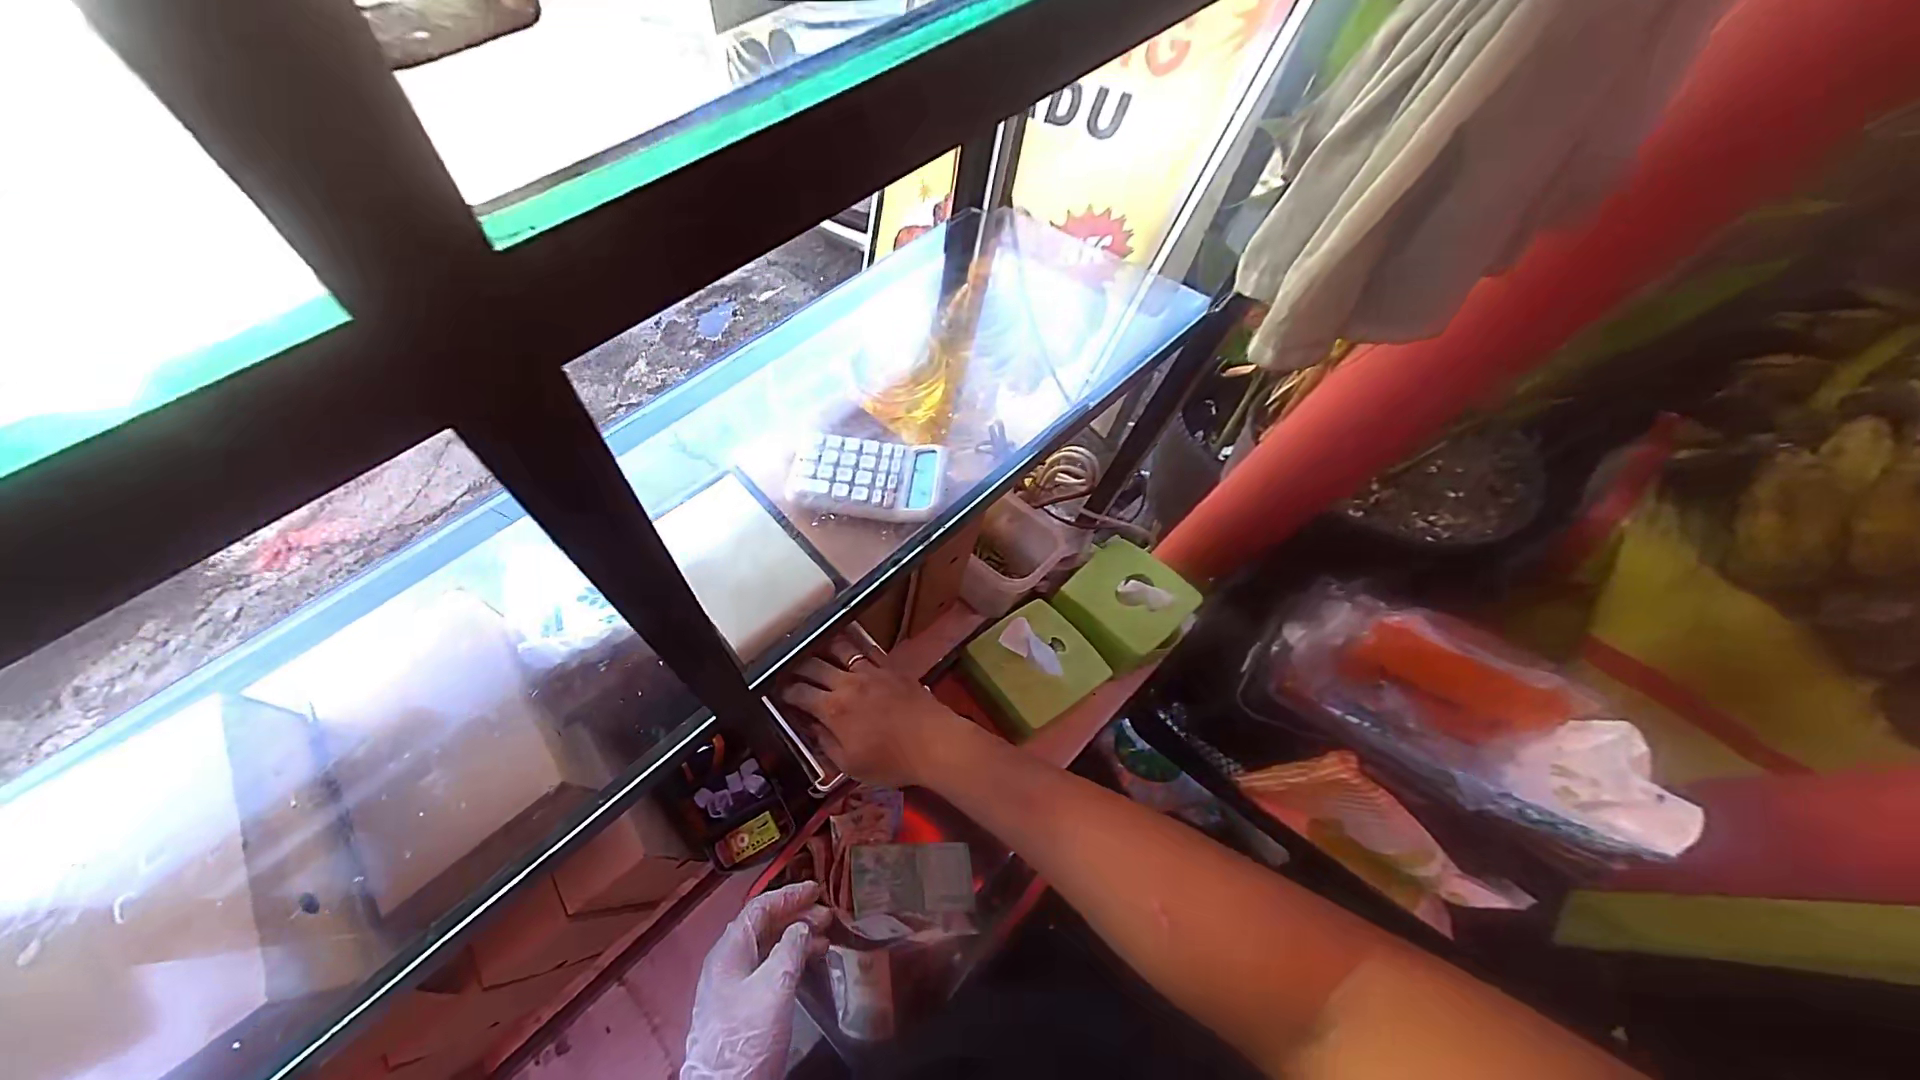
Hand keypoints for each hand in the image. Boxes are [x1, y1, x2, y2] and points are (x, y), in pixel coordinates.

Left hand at [682, 882, 829, 1079]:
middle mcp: (728, 962)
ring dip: (796, 937)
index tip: (816, 889)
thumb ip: (790, 949)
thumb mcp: (774, 986)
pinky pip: (769, 967)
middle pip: (764, 925)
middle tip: (827, 915)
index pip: (760, 907)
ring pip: (768, 947)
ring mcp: (733, 985)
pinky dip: (791, 958)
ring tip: (825, 937)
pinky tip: (809, 962)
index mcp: (729, 950)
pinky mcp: (742, 1006)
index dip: (789, 895)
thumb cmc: (748, 1035)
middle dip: (797, 916)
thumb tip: (802, 927)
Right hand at [779, 631, 978, 788]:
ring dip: (823, 649)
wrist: (935, 742)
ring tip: (816, 650)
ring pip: (839, 649)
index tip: (780, 694)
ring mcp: (871, 671)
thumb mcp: (850, 765)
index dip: (785, 693)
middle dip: (797, 668)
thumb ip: (825, 743)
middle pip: (813, 666)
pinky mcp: (891, 667)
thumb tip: (811, 727)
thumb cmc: (892, 761)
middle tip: (792, 671)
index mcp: (833, 709)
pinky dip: (853, 645)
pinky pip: (867, 648)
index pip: (799, 693)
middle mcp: (848, 683)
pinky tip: (849, 644)